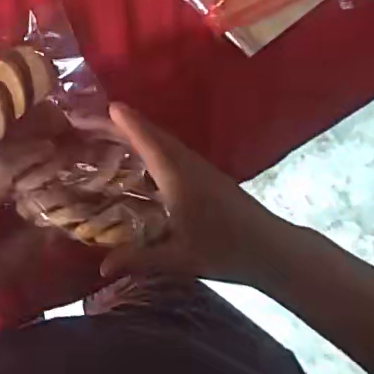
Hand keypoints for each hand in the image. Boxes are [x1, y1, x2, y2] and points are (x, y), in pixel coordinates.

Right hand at [100, 103, 310, 290]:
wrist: (272, 250)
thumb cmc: (224, 251)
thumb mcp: (177, 259)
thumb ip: (138, 259)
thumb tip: (101, 268)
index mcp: (177, 177)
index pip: (149, 143)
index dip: (129, 123)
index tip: (111, 106)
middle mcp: (189, 166)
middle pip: (158, 137)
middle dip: (133, 124)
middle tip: (106, 116)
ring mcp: (203, 169)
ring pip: (170, 143)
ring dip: (147, 133)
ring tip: (122, 133)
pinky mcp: (211, 177)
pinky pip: (178, 152)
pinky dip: (159, 146)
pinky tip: (151, 158)